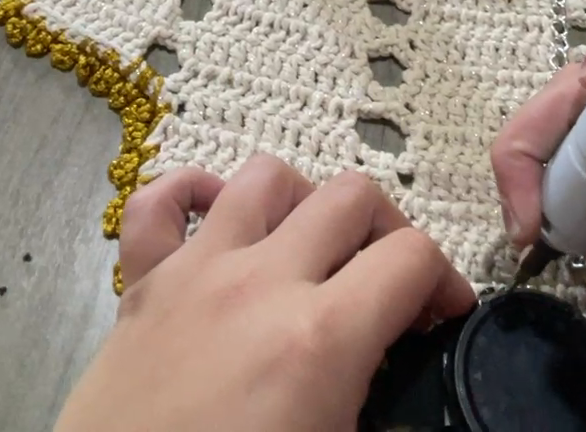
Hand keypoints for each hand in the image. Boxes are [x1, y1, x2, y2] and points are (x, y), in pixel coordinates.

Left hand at [55, 155, 478, 431]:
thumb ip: (379, 412)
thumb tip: (403, 396)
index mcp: (318, 337)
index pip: (410, 257)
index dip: (444, 278)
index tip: (443, 314)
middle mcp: (261, 280)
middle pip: (351, 196)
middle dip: (388, 230)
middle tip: (387, 282)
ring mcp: (195, 271)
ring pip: (265, 177)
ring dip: (303, 202)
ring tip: (311, 247)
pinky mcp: (141, 282)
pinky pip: (158, 201)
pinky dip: (191, 193)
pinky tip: (216, 222)